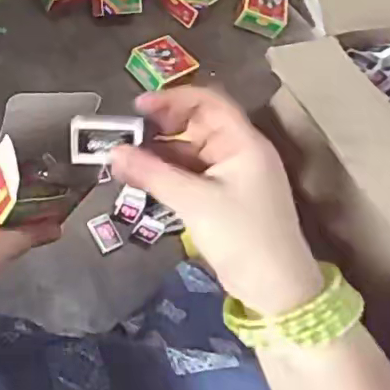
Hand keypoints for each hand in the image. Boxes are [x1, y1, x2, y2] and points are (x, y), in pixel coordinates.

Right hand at [109, 87, 322, 314]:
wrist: (276, 290)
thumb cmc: (243, 236)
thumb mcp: (194, 202)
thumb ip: (152, 174)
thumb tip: (113, 152)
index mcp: (243, 143)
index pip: (208, 103)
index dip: (173, 99)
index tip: (138, 106)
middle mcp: (239, 152)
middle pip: (196, 125)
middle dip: (161, 127)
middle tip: (125, 134)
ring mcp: (231, 176)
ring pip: (189, 151)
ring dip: (160, 152)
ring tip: (126, 158)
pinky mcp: (222, 197)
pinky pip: (190, 173)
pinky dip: (167, 172)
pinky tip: (142, 177)